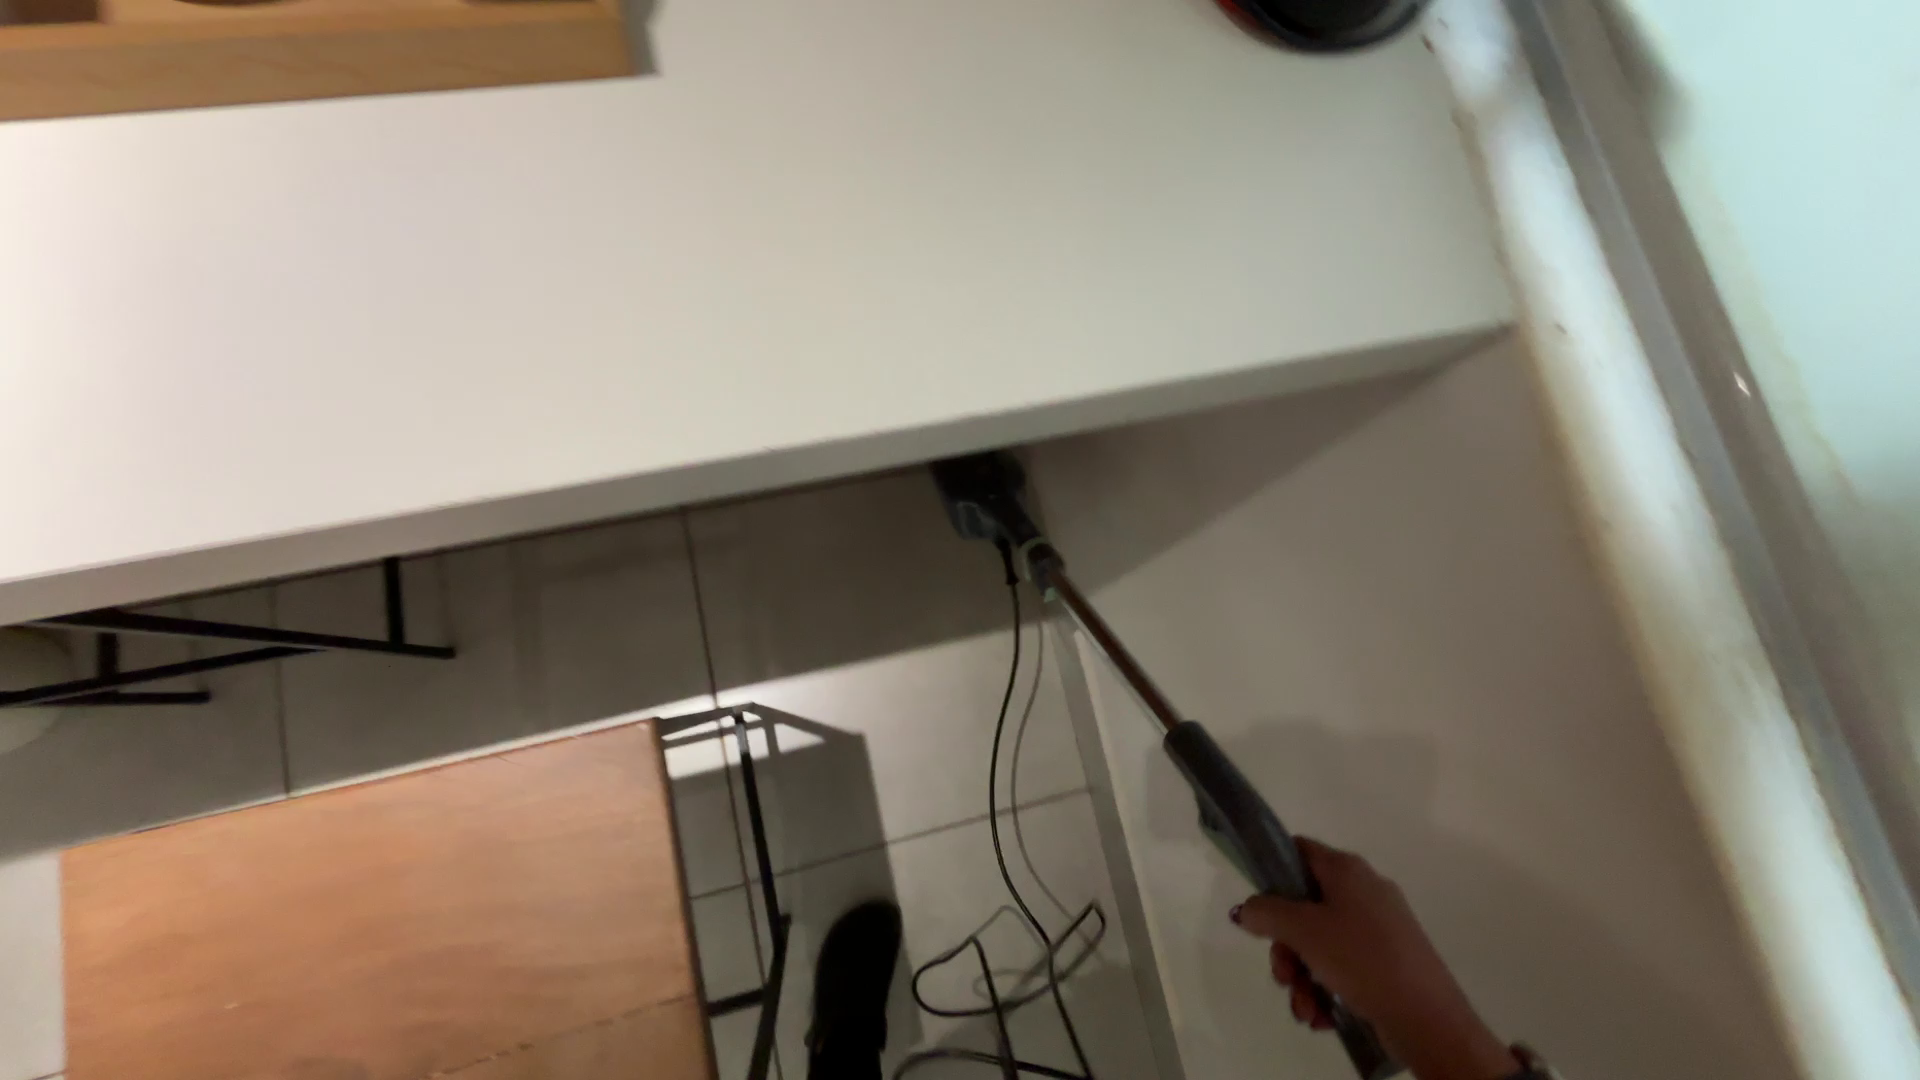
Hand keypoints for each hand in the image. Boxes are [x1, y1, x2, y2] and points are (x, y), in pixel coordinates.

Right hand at [1231, 838, 1519, 1079]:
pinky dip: (1327, 990)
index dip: (1272, 871)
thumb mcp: (1302, 930)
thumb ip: (1266, 912)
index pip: (1298, 850)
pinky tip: (1322, 1017)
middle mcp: (1364, 891)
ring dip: (1303, 977)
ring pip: (1321, 943)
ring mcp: (1380, 929)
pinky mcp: (1389, 963)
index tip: (1259, 906)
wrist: (1430, 1022)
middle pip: (1304, 907)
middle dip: (1285, 946)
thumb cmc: (1361, 959)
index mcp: (1346, 870)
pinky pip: (1344, 966)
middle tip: (1282, 976)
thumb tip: (1246, 910)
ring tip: (1304, 1010)